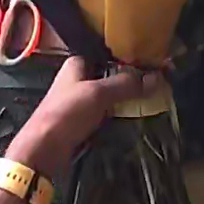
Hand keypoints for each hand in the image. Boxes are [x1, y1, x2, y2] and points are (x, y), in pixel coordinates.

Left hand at [6, 58, 153, 178]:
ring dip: (128, 98)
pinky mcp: (84, 119)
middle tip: (160, 81)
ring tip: (155, 96)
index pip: (109, 53)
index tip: (155, 62)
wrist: (44, 150)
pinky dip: (121, 112)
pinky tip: (137, 114)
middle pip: (112, 75)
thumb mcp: (98, 93)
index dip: (131, 57)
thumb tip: (158, 78)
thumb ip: (127, 84)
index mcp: (78, 63)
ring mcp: (81, 100)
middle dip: (133, 79)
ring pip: (111, 94)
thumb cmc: (67, 113)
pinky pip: (108, 111)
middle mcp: (79, 78)